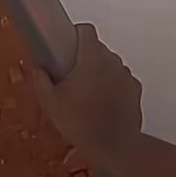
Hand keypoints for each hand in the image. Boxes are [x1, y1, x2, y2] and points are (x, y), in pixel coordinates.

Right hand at [36, 25, 142, 159]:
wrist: (114, 146)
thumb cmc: (80, 122)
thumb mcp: (51, 104)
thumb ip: (42, 80)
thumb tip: (39, 68)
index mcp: (92, 57)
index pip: (86, 30)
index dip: (75, 34)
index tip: (67, 47)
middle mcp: (112, 61)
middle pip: (97, 48)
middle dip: (85, 58)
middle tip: (72, 78)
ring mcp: (126, 74)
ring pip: (110, 64)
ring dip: (100, 72)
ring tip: (87, 95)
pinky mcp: (135, 89)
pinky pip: (121, 80)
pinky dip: (113, 86)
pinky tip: (103, 105)